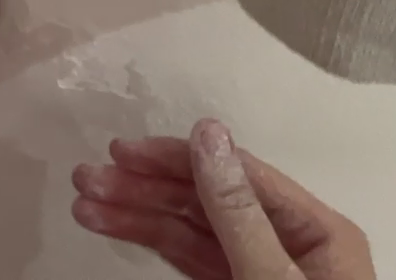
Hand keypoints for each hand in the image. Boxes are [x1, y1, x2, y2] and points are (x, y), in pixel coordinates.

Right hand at [71, 118, 374, 279]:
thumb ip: (238, 212)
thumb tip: (208, 130)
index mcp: (313, 231)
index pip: (233, 173)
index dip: (173, 159)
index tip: (120, 153)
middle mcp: (283, 241)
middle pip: (201, 199)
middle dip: (141, 188)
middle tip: (84, 178)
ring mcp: (255, 267)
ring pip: (185, 226)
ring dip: (133, 212)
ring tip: (82, 206)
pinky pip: (185, 255)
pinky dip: (147, 239)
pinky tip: (110, 225)